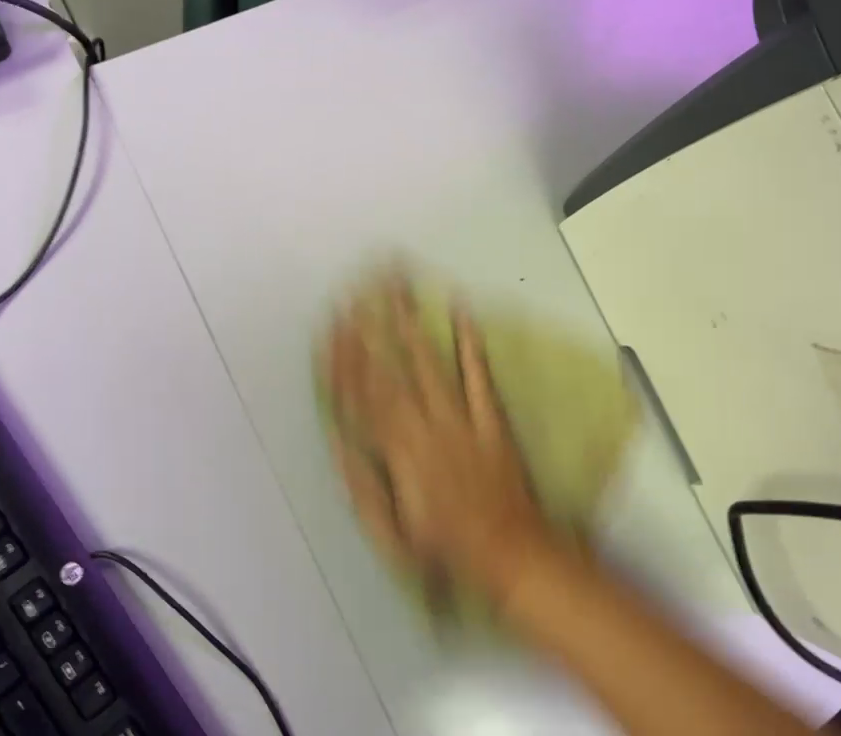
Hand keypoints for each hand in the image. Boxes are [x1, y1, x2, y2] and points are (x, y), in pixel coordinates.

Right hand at [322, 276, 553, 601]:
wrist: (511, 554)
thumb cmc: (445, 548)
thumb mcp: (391, 532)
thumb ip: (361, 483)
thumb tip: (337, 441)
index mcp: (395, 453)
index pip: (360, 397)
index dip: (341, 360)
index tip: (329, 326)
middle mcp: (422, 426)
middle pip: (388, 370)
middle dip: (368, 327)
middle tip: (355, 288)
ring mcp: (458, 418)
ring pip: (426, 362)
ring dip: (407, 322)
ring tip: (395, 286)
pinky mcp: (490, 417)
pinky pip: (477, 374)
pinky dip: (469, 341)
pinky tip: (460, 307)